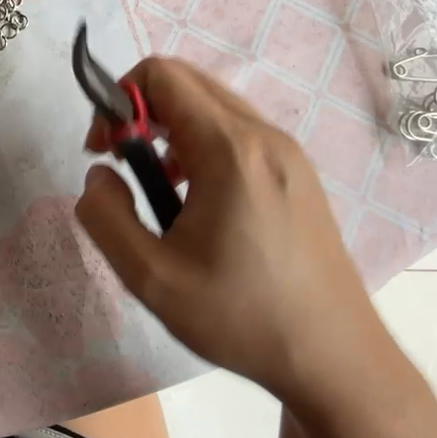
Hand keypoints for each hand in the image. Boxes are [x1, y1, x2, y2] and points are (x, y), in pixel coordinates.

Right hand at [75, 58, 391, 408]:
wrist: (337, 362)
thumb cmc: (240, 316)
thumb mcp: (148, 276)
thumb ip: (104, 215)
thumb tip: (99, 175)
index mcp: (231, 151)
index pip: (161, 75)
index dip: (116, 101)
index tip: (103, 151)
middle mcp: (265, 138)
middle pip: (185, 81)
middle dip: (137, 110)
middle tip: (119, 163)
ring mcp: (288, 155)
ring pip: (210, 105)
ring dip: (166, 127)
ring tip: (155, 185)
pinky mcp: (297, 176)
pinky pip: (234, 131)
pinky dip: (197, 143)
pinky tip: (193, 197)